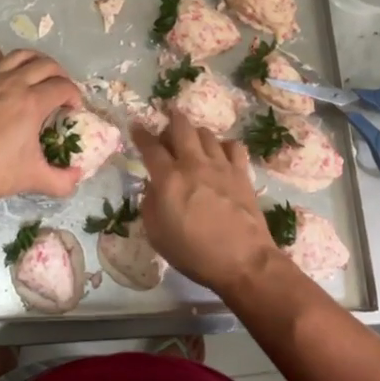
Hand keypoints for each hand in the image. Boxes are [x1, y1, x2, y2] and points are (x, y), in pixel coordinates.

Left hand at [0, 47, 84, 206]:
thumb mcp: (33, 180)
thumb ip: (63, 181)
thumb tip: (78, 175)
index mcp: (31, 104)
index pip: (63, 87)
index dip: (74, 95)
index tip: (72, 109)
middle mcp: (12, 84)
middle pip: (45, 65)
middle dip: (60, 75)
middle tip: (60, 92)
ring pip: (17, 55)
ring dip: (34, 61)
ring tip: (37, 75)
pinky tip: (0, 64)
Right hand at [131, 112, 280, 295]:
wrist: (243, 261)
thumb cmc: (194, 253)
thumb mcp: (157, 234)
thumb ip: (150, 205)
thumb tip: (153, 188)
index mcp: (168, 179)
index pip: (150, 147)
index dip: (140, 134)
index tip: (136, 125)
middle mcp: (193, 164)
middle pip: (181, 127)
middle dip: (171, 119)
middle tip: (167, 122)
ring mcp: (221, 166)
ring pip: (206, 133)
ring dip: (195, 132)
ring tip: (192, 140)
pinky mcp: (241, 173)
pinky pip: (233, 146)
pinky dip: (223, 145)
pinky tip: (220, 154)